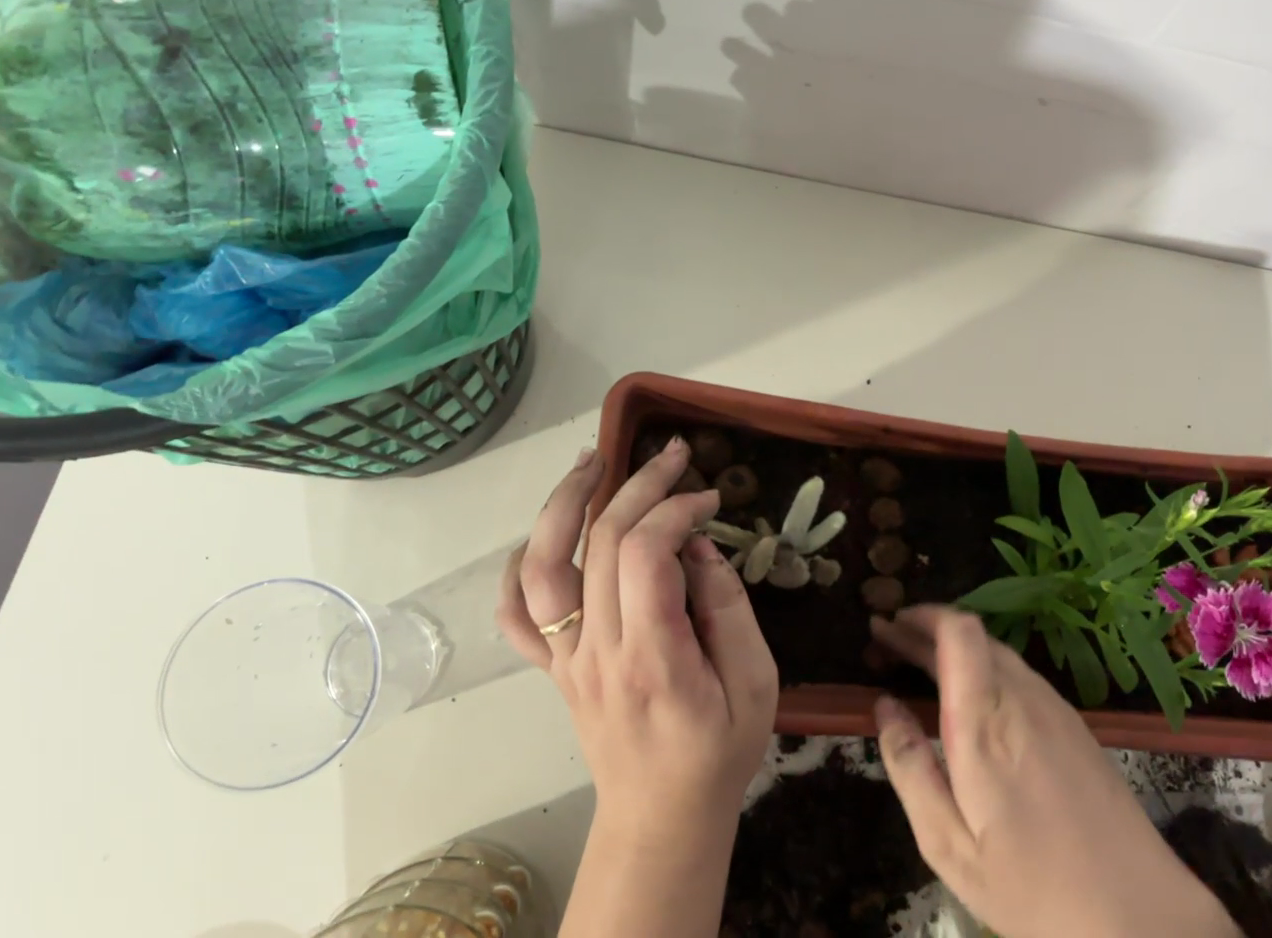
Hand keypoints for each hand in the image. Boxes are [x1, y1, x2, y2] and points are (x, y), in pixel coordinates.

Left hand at [497, 436, 778, 834]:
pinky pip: (516, 612)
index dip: (676, 509)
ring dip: (562, 503)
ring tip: (592, 459)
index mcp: (653, 656)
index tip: (709, 498)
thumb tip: (698, 546)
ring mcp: (564, 657)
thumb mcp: (756, 684)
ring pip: (542, 565)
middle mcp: (595, 649)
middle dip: (637, 485)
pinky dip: (519, 564)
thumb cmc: (718, 753)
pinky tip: (544, 533)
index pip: (646, 554)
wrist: (660, 817)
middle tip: (672, 455)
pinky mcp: (551, 666)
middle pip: (601, 542)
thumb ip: (729, 609)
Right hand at [871, 607, 1239, 937]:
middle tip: (885, 646)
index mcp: (985, 722)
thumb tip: (884, 706)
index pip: (959, 632)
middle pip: (973, 637)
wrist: (1139, 915)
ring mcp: (1056, 711)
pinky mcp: (1076, 728)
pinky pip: (1021, 678)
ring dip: (954, 650)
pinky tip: (970, 698)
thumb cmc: (1030, 886)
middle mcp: (1023, 700)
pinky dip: (984, 670)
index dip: (921, 617)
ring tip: (918, 666)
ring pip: (999, 655)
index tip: (887, 626)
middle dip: (925, 632)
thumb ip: (909, 766)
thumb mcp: (947, 843)